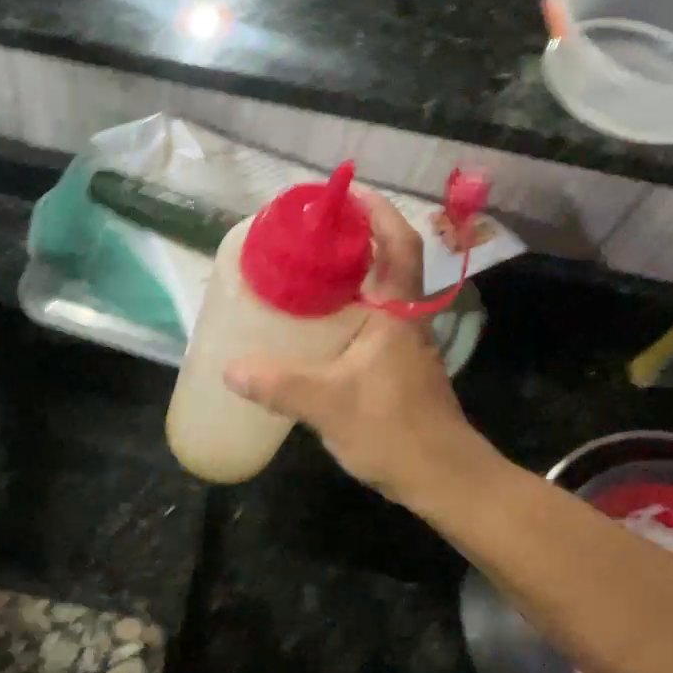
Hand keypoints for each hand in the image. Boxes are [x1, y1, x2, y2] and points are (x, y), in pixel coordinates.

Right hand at [222, 189, 502, 499]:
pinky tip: (310, 330)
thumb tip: (230, 369)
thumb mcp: (329, 405)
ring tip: (299, 274)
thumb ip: (279, 385)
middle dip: (351, 240)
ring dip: (347, 277)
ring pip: (376, 295)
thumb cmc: (395, 431)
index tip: (344, 194)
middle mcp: (405, 320)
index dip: (378, 212)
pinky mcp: (395, 369)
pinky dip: (342, 312)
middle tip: (304, 235)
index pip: (399, 245)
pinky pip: (368, 323)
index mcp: (398, 314)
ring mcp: (403, 346)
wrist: (442, 478)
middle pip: (385, 262)